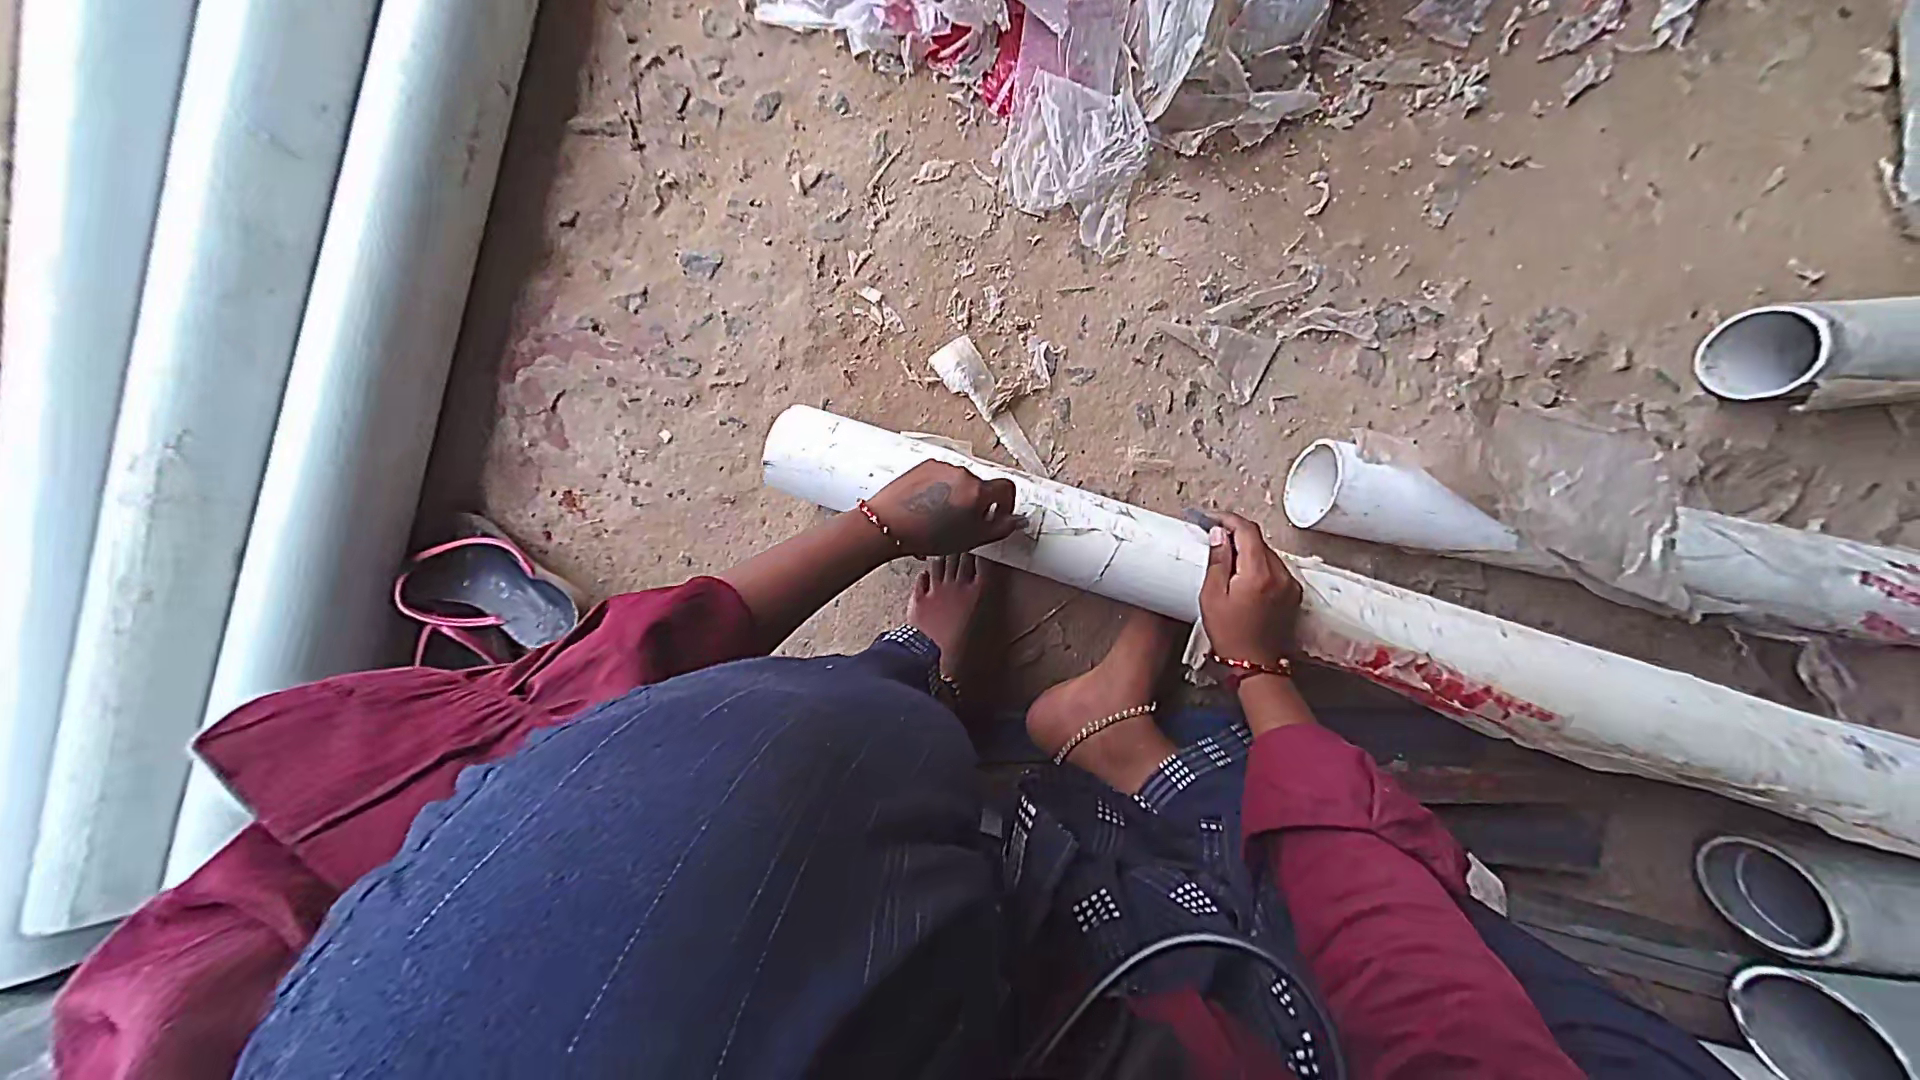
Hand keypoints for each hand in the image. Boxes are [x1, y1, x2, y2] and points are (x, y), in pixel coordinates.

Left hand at [865, 461, 1022, 555]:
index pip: (1007, 489)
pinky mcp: (926, 464)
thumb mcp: (970, 539)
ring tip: (941, 517)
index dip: (1007, 504)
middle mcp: (963, 473)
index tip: (999, 514)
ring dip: (959, 496)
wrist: (887, 524)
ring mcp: (943, 466)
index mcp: (978, 491)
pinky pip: (942, 475)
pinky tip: (929, 507)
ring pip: (961, 481)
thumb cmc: (925, 535)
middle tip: (965, 523)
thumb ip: (1000, 528)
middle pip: (982, 486)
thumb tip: (1018, 520)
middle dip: (979, 503)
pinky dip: (942, 488)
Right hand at [1199, 512, 1301, 668]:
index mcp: (1259, 573)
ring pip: (1266, 553)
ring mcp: (1290, 584)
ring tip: (1224, 558)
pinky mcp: (1293, 593)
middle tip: (1212, 535)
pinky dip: (1257, 564)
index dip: (1227, 519)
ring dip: (1246, 550)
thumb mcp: (1212, 595)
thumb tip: (1218, 534)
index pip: (1247, 530)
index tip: (1210, 517)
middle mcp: (1280, 575)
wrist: (1255, 663)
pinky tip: (1241, 575)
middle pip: (1257, 540)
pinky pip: (1274, 568)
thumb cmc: (1230, 634)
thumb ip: (1217, 560)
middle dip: (1234, 534)